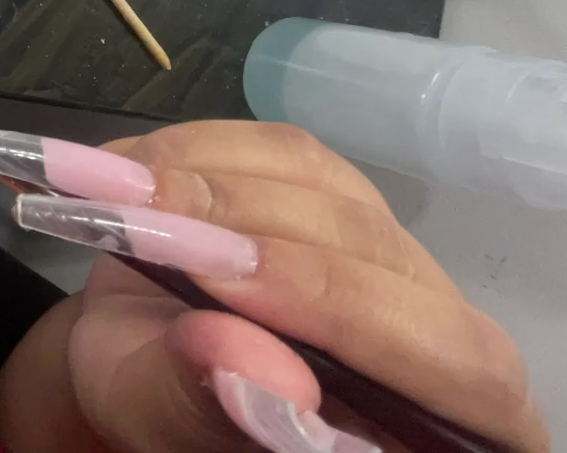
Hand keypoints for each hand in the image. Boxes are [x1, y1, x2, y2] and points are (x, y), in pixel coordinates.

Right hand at [0, 121, 546, 452]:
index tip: (209, 276)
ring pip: (317, 177)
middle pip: (373, 248)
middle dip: (240, 221)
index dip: (334, 304)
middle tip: (133, 209)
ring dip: (201, 172)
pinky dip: (182, 147)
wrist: (129, 353)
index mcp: (447, 422)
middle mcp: (438, 328)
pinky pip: (265, 144)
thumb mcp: (153, 417)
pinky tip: (121, 168)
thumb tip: (251, 365)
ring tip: (113, 184)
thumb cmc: (152, 403)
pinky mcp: (315, 186)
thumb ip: (205, 408)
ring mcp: (376, 244)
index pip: (453, 361)